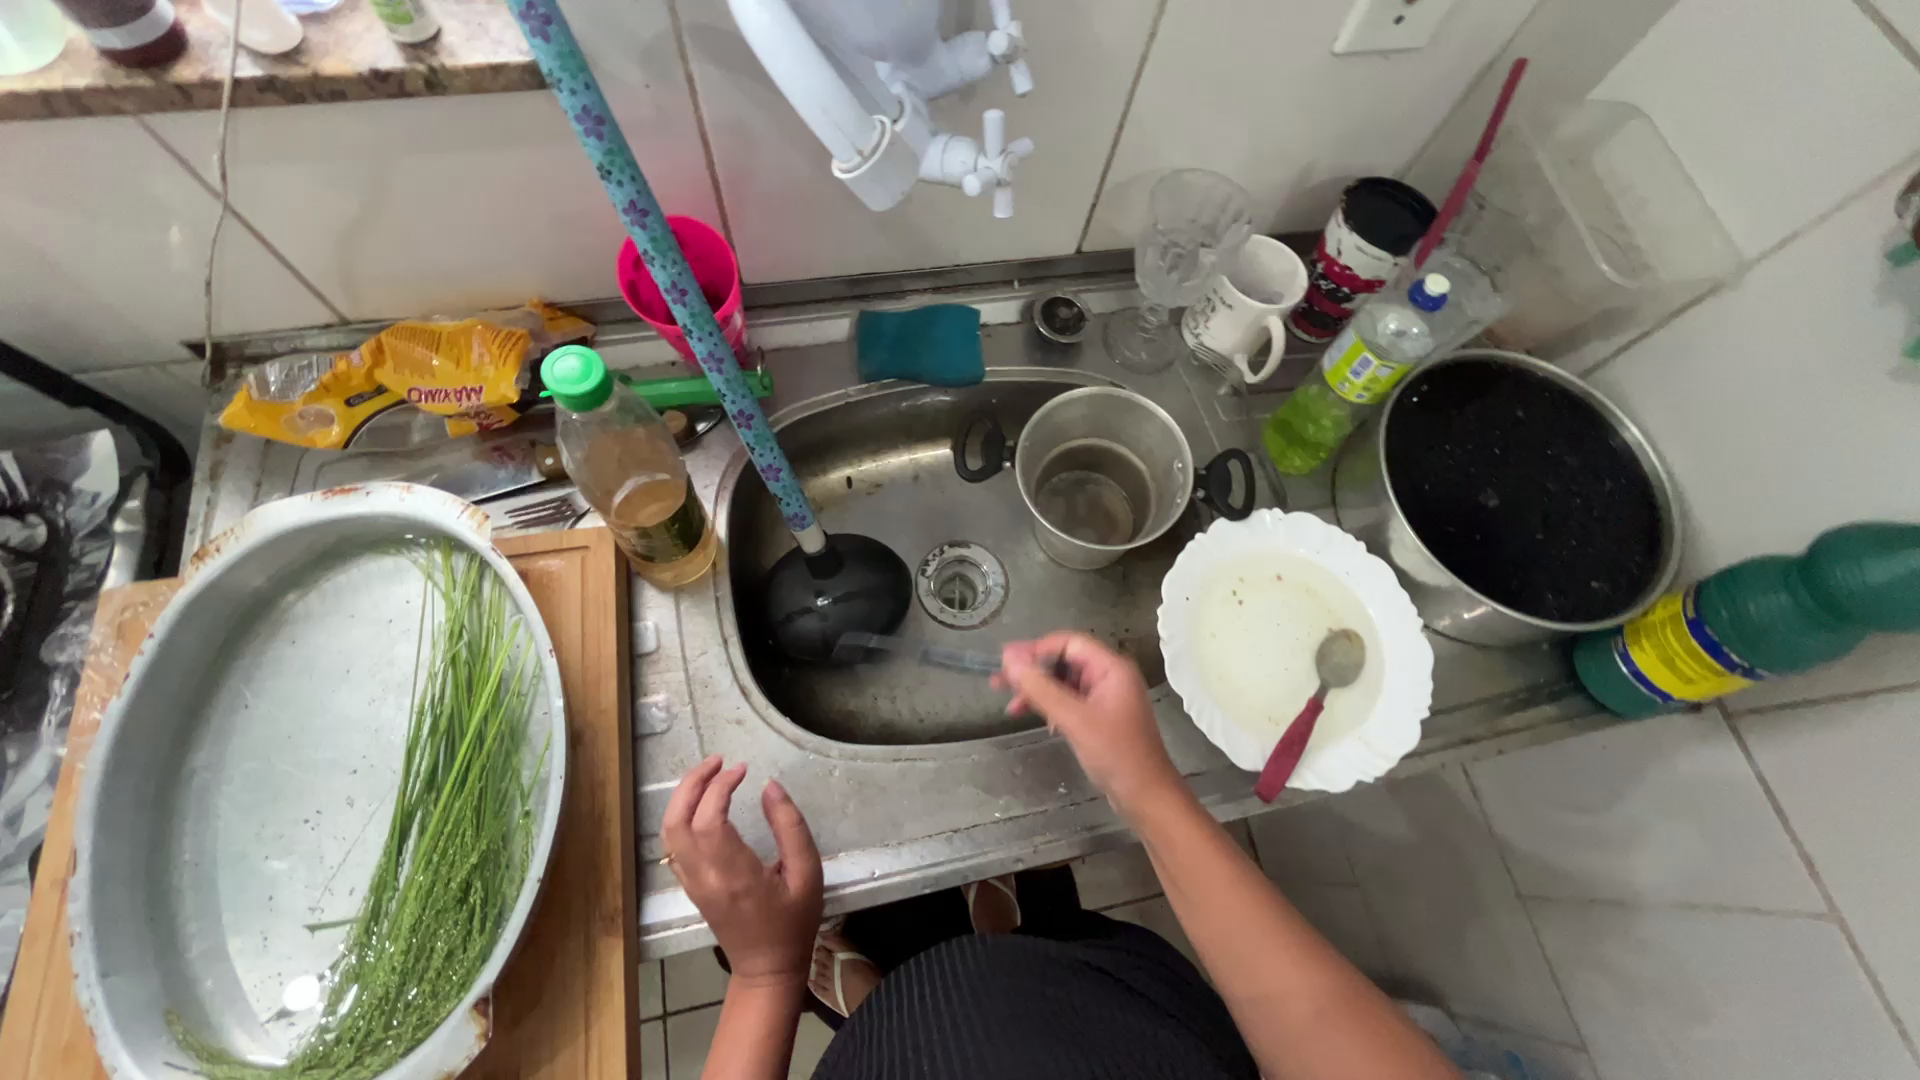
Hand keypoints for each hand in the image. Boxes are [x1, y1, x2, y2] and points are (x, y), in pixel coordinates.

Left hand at [662, 757, 823, 986]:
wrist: (767, 968)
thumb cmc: (794, 922)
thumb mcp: (808, 873)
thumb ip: (791, 827)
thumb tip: (769, 786)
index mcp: (734, 874)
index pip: (709, 819)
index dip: (720, 786)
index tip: (743, 769)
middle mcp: (705, 877)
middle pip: (678, 821)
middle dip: (693, 783)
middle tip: (718, 761)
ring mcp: (692, 883)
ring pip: (669, 832)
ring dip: (683, 796)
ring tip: (709, 774)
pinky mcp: (690, 886)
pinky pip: (674, 845)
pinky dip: (681, 815)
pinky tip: (703, 802)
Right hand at [995, 632, 1185, 817]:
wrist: (1146, 797)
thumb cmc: (1115, 754)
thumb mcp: (1073, 718)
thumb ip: (1040, 688)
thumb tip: (1009, 660)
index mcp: (1111, 668)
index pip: (1068, 643)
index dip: (1035, 649)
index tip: (1005, 662)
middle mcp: (1110, 677)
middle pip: (1064, 661)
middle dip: (1032, 671)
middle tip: (999, 681)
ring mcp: (1106, 698)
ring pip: (1064, 683)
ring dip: (1038, 691)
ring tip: (1011, 705)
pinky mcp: (1101, 718)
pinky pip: (1070, 701)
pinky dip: (1051, 707)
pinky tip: (1037, 719)